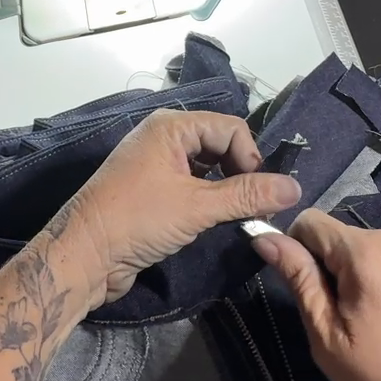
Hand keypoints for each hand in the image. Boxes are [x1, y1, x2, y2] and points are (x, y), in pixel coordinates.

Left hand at [43, 109, 300, 308]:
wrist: (85, 255)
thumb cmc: (138, 219)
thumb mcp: (197, 207)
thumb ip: (247, 195)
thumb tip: (295, 187)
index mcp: (171, 126)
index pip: (230, 128)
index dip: (251, 158)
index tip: (261, 195)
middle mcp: (164, 136)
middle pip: (220, 143)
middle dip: (241, 171)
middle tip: (255, 208)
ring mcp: (157, 162)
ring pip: (207, 165)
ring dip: (226, 187)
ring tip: (241, 215)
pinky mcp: (153, 188)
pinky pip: (192, 182)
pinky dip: (209, 197)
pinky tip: (217, 219)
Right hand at [254, 210, 380, 380]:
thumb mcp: (328, 338)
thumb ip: (298, 279)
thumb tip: (266, 238)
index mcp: (366, 251)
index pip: (310, 221)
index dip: (298, 250)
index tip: (308, 289)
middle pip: (346, 239)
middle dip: (336, 269)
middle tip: (347, 321)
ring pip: (377, 252)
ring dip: (368, 277)